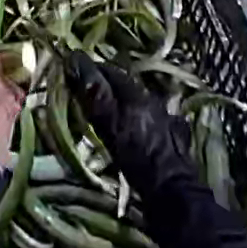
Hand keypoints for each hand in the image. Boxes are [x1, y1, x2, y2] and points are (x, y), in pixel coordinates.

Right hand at [64, 52, 196, 196]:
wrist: (173, 191)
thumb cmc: (135, 154)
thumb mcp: (107, 120)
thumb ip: (91, 90)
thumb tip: (73, 57)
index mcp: (135, 90)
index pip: (108, 69)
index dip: (90, 71)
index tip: (74, 78)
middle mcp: (151, 97)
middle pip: (124, 85)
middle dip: (106, 87)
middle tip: (87, 98)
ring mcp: (165, 117)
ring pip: (137, 102)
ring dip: (122, 104)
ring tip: (108, 116)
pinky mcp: (172, 137)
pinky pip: (149, 120)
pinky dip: (137, 120)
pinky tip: (133, 132)